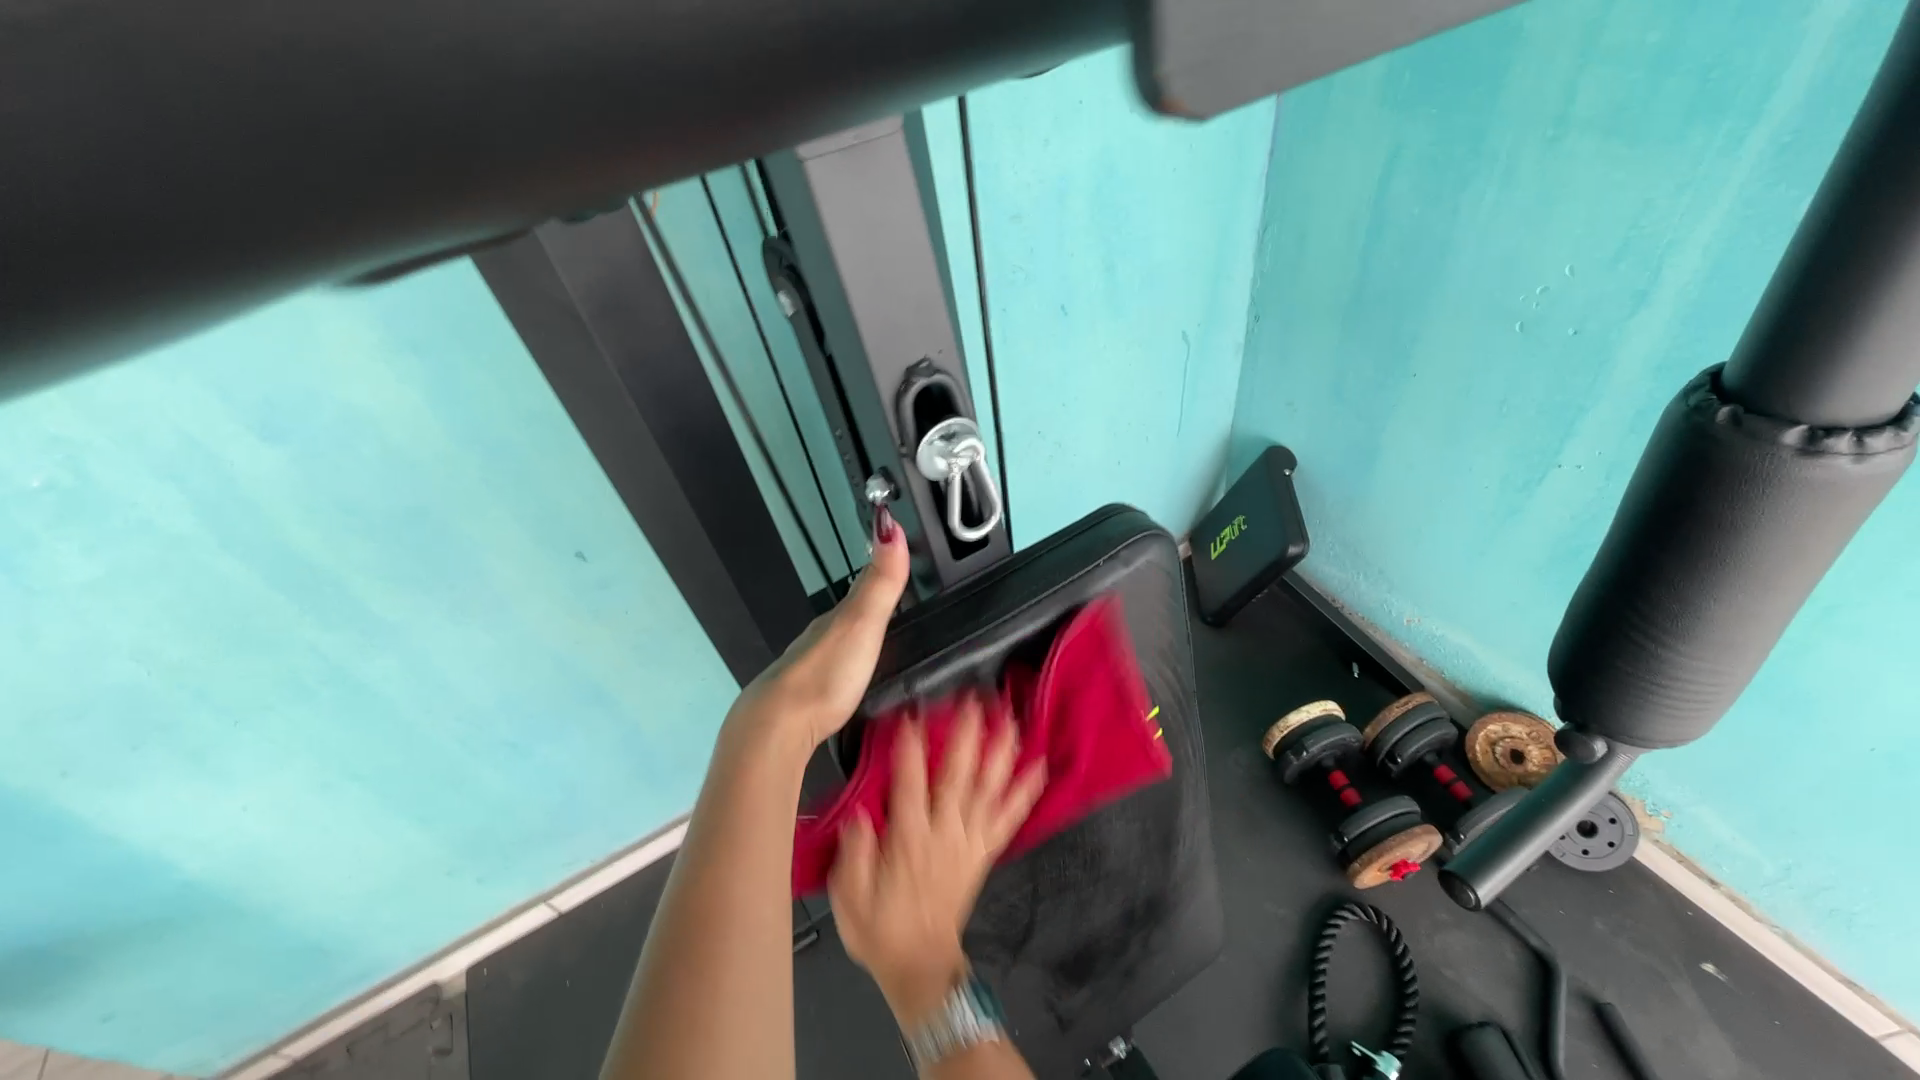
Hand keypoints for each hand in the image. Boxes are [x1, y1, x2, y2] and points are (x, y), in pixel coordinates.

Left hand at [725, 508, 909, 753]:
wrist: (780, 726)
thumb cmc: (825, 674)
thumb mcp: (863, 622)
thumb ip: (880, 580)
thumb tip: (888, 521)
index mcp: (836, 619)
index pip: (865, 588)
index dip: (885, 575)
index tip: (904, 563)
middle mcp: (819, 639)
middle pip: (850, 618)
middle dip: (874, 611)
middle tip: (903, 610)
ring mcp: (811, 669)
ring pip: (839, 648)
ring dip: (858, 644)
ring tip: (885, 648)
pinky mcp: (808, 701)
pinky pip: (834, 676)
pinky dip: (848, 672)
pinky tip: (857, 684)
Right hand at [828, 695, 1046, 1025]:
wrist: (921, 967)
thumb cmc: (879, 930)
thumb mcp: (848, 898)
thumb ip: (854, 854)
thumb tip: (859, 813)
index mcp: (908, 840)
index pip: (909, 783)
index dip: (912, 746)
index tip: (914, 713)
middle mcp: (944, 833)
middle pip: (958, 776)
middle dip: (966, 735)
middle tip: (973, 700)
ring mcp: (969, 841)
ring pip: (988, 789)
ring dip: (1000, 752)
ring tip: (1010, 719)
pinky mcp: (984, 852)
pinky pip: (1009, 818)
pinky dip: (1025, 791)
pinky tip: (1039, 766)